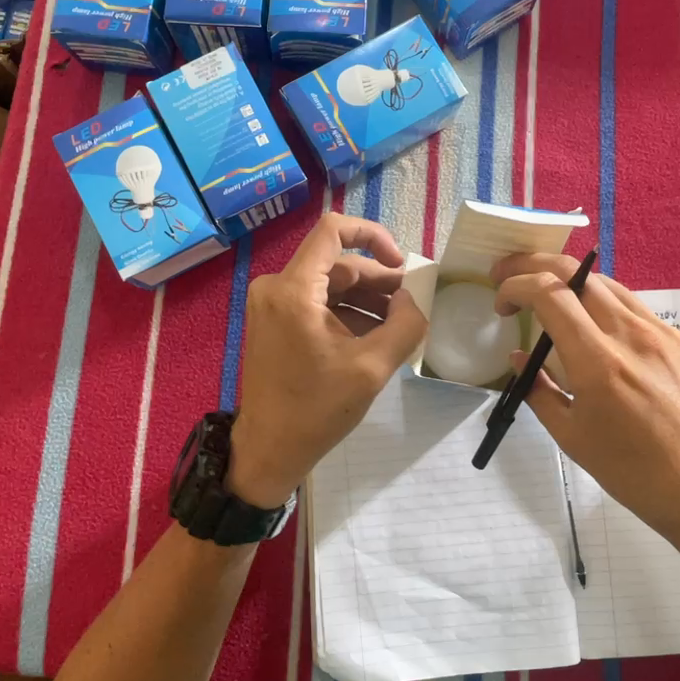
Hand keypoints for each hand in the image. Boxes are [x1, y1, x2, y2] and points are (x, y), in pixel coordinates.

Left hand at [228, 213, 428, 508]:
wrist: (269, 450)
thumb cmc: (316, 410)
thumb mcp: (371, 368)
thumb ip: (403, 325)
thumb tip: (410, 299)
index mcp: (293, 290)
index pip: (333, 230)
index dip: (373, 236)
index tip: (400, 265)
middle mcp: (276, 287)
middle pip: (337, 264)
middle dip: (377, 282)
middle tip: (409, 307)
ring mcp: (271, 305)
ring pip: (330, 285)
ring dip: (365, 301)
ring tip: (397, 328)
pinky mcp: (274, 322)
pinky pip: (317, 303)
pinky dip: (346, 314)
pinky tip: (373, 339)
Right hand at [490, 253, 679, 581]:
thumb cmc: (632, 473)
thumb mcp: (571, 437)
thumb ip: (538, 390)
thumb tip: (518, 357)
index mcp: (599, 362)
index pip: (550, 294)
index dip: (516, 286)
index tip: (500, 304)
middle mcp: (631, 335)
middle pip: (577, 272)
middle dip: (534, 266)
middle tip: (508, 275)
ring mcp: (661, 333)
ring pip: (606, 283)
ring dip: (569, 281)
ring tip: (548, 299)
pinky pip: (633, 307)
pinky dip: (602, 304)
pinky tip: (594, 329)